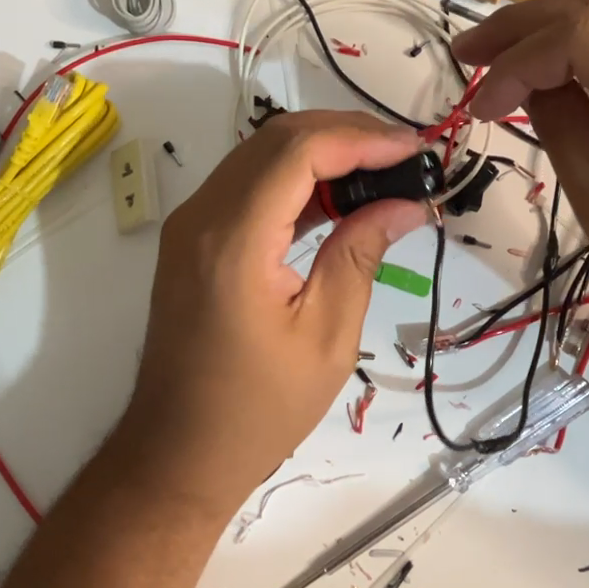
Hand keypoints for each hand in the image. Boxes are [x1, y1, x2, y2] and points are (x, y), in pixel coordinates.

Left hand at [121, 111, 427, 507]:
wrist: (177, 452)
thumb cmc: (258, 409)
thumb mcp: (326, 336)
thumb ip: (360, 253)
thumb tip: (405, 203)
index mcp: (234, 240)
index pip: (297, 152)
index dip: (359, 139)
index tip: (411, 149)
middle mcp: (203, 215)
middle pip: (276, 140)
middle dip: (344, 134)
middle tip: (402, 152)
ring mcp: (192, 222)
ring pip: (261, 154)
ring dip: (321, 150)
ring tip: (380, 167)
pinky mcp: (193, 235)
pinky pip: (248, 182)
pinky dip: (294, 177)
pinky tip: (337, 194)